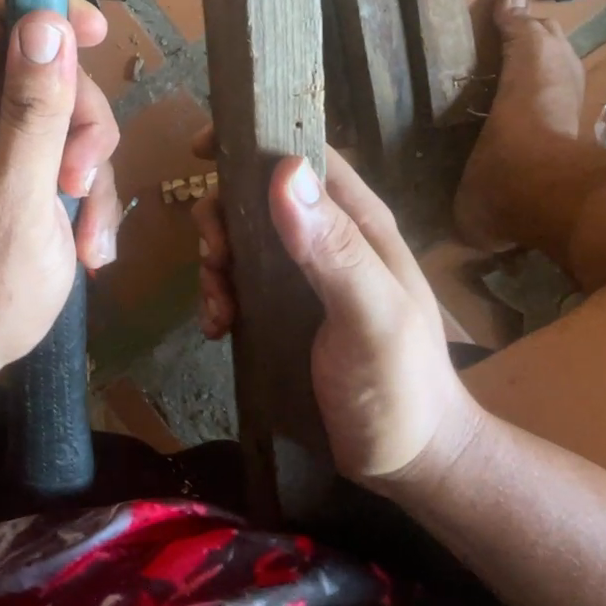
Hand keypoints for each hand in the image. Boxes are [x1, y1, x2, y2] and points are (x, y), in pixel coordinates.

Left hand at [0, 0, 121, 395]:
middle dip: (79, 117)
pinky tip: (87, 246)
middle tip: (83, 179)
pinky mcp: (17, 173)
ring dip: (90, 165)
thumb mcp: (12, 209)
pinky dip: (87, 196)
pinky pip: (66, 155)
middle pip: (41, 67)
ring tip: (86, 232)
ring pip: (64, 112)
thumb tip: (46, 22)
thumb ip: (31, 117)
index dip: (43, 13)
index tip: (96, 34)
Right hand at [191, 132, 480, 484]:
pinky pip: (232, 284)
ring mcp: (298, 275)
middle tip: (213, 257)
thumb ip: (335, 248)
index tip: (200, 149)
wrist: (405, 463)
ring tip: (217, 307)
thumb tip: (283, 172)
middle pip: (254, 194)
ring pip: (237, 238)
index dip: (253, 141)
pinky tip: (217, 328)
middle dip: (221, 217)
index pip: (303, 154)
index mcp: (357, 223)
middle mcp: (325, 238)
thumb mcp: (371, 316)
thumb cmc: (400, 386)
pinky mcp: (276, 310)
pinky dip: (214, 298)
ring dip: (213, 263)